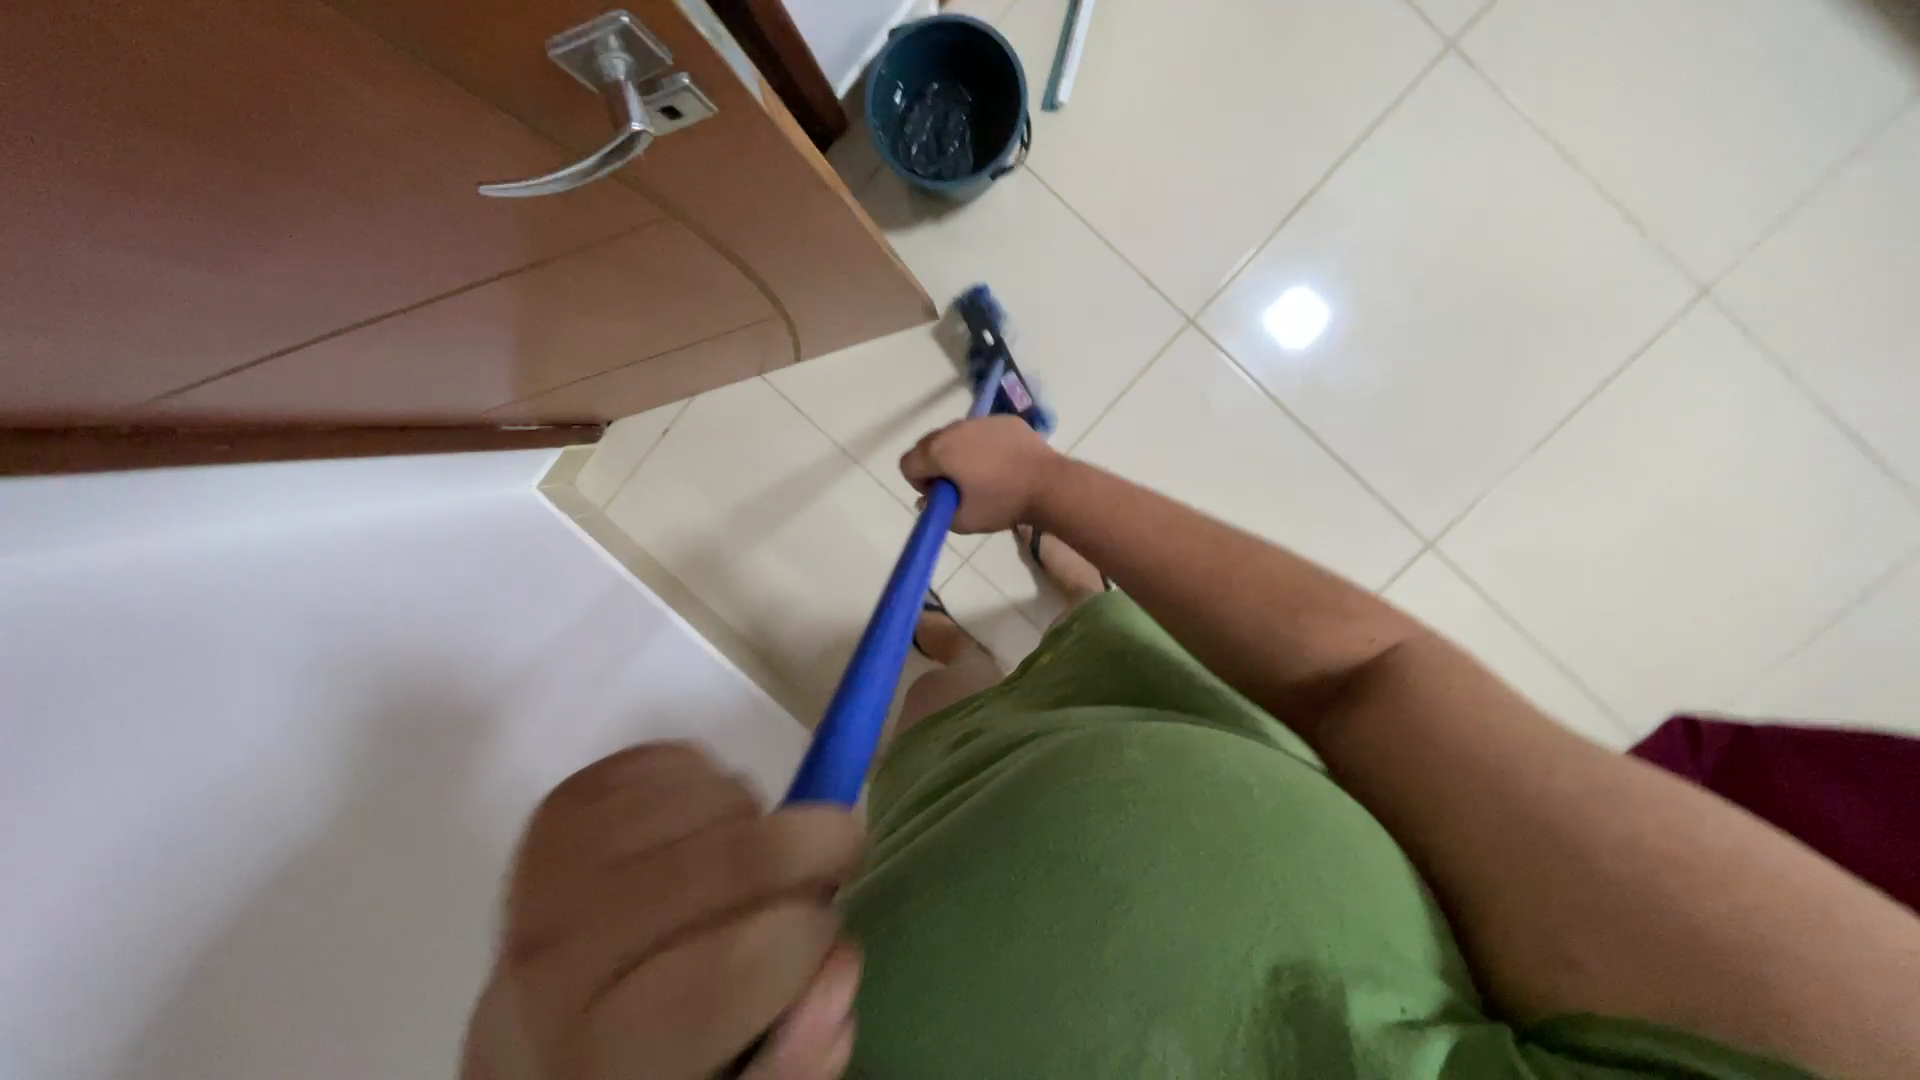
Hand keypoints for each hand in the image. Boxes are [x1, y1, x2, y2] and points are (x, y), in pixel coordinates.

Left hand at [463, 743, 864, 1079]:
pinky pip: (673, 760)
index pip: (735, 965)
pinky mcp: (559, 808)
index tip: (826, 929)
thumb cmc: (655, 1055)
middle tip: (836, 858)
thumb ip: (798, 1052)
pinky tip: (703, 828)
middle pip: (733, 860)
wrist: (548, 1013)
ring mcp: (553, 868)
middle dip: (816, 848)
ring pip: (711, 796)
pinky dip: (713, 781)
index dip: (807, 938)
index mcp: (603, 1048)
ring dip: (758, 817)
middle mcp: (561, 952)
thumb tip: (840, 965)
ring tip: (748, 858)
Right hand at [899, 415, 1064, 533]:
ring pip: (955, 435)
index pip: (908, 464)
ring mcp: (981, 420)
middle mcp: (954, 429)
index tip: (941, 495)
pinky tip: (1002, 463)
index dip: (919, 483)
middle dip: (935, 465)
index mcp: (939, 452)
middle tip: (958, 486)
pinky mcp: (1004, 419)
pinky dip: (983, 445)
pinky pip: (981, 431)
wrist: (1049, 485)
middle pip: (928, 446)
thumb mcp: (963, 521)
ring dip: (958, 453)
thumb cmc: (1002, 503)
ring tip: (982, 474)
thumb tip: (929, 501)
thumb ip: (937, 513)